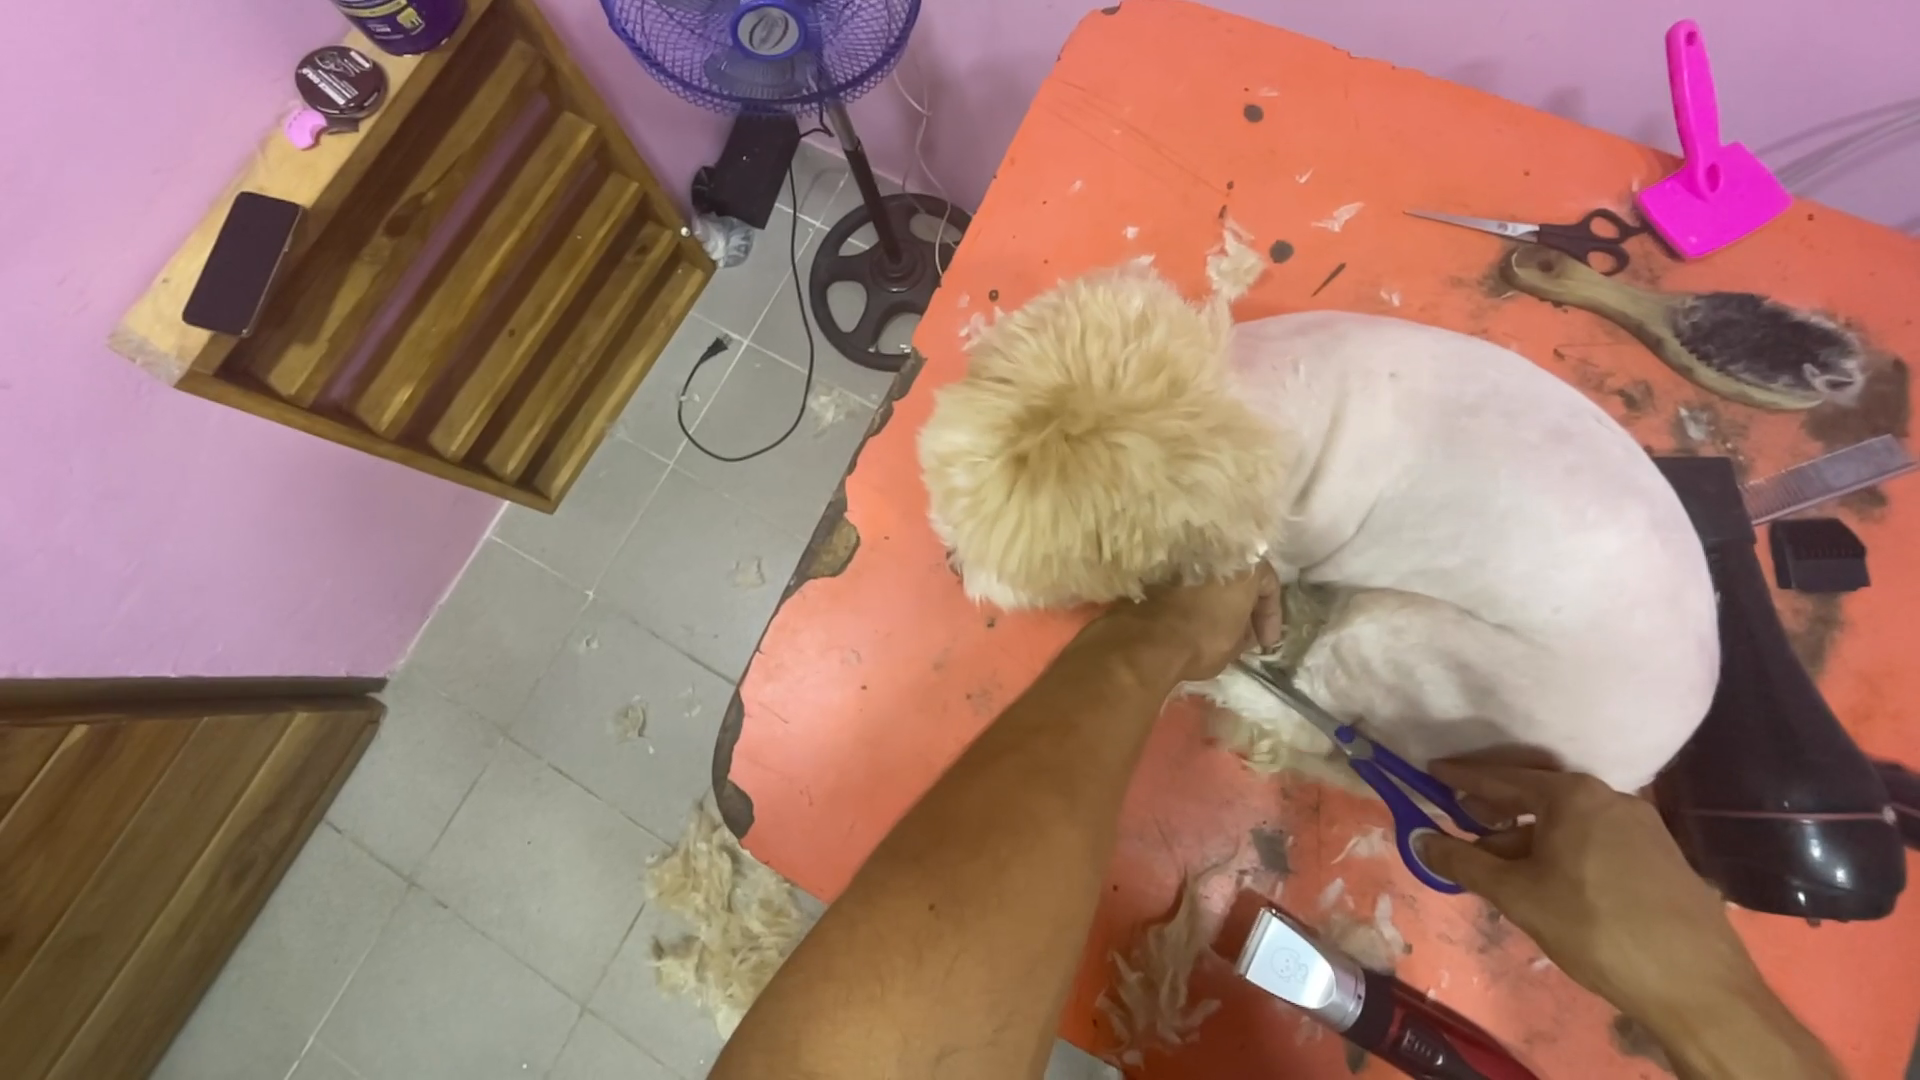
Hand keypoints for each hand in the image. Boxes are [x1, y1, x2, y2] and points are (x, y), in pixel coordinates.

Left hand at [1105, 562, 1281, 682]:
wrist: (1149, 637)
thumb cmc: (1203, 639)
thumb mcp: (1237, 644)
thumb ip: (1246, 632)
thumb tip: (1243, 632)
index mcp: (1244, 564)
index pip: (1269, 583)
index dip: (1270, 616)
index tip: (1265, 641)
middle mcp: (1215, 550)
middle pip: (1236, 576)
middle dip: (1241, 603)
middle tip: (1243, 632)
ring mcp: (1183, 556)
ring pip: (1207, 577)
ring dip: (1214, 598)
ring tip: (1215, 626)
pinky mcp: (1156, 567)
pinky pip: (1182, 582)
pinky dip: (1188, 598)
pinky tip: (1189, 619)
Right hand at [1415, 761, 1757, 1031]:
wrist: (1703, 994)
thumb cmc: (1595, 929)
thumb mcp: (1514, 894)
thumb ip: (1461, 861)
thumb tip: (1420, 840)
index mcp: (1573, 796)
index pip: (1500, 777)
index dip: (1460, 777)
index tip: (1431, 771)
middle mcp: (1611, 799)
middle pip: (1536, 794)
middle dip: (1495, 807)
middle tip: (1462, 818)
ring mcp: (1645, 828)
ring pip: (1567, 821)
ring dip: (1528, 835)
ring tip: (1502, 864)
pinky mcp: (1665, 859)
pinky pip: (1596, 839)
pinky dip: (1562, 849)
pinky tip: (1549, 881)